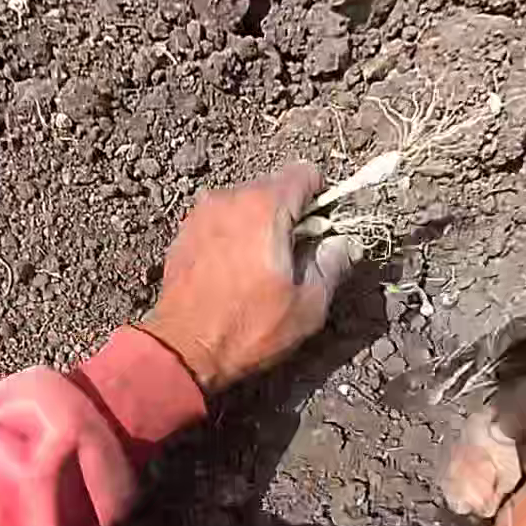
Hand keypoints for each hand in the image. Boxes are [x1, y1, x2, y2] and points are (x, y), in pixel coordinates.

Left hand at [138, 163, 359, 393]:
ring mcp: (198, 217)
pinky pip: (217, 226)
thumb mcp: (308, 305)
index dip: (321, 200)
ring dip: (256, 229)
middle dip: (287, 217)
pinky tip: (230, 275)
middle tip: (290, 261)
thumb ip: (334, 263)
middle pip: (272, 189)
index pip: (306, 173)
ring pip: (242, 207)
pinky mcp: (181, 237)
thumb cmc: (245, 330)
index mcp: (263, 206)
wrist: (182, 351)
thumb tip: (344, 244)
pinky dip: (229, 240)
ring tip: (256, 272)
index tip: (320, 232)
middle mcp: (226, 200)